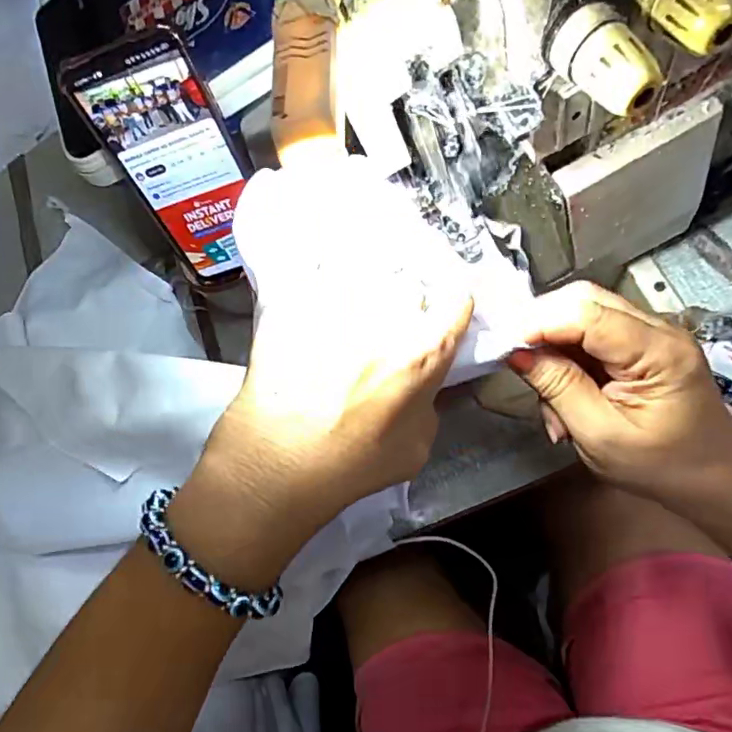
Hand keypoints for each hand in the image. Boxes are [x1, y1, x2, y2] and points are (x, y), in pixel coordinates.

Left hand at [174, 162, 474, 582]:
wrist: (274, 467)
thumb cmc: (348, 468)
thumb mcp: (415, 449)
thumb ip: (428, 402)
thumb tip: (421, 383)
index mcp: (423, 353)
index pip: (456, 302)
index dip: (453, 301)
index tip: (446, 303)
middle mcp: (385, 318)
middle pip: (410, 276)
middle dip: (408, 283)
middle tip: (397, 294)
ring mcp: (336, 304)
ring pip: (363, 263)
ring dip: (365, 266)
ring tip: (357, 269)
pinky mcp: (292, 303)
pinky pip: (313, 268)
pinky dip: (319, 268)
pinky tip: (316, 273)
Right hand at [508, 282, 731, 513]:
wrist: (713, 481)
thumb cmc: (662, 467)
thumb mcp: (601, 435)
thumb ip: (559, 388)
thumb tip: (519, 353)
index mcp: (658, 350)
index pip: (586, 313)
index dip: (540, 323)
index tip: (506, 347)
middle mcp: (659, 328)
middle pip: (585, 301)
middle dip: (543, 329)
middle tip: (518, 365)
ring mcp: (653, 334)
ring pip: (585, 316)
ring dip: (555, 350)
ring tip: (551, 402)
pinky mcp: (644, 346)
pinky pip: (595, 336)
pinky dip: (570, 360)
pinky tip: (566, 398)